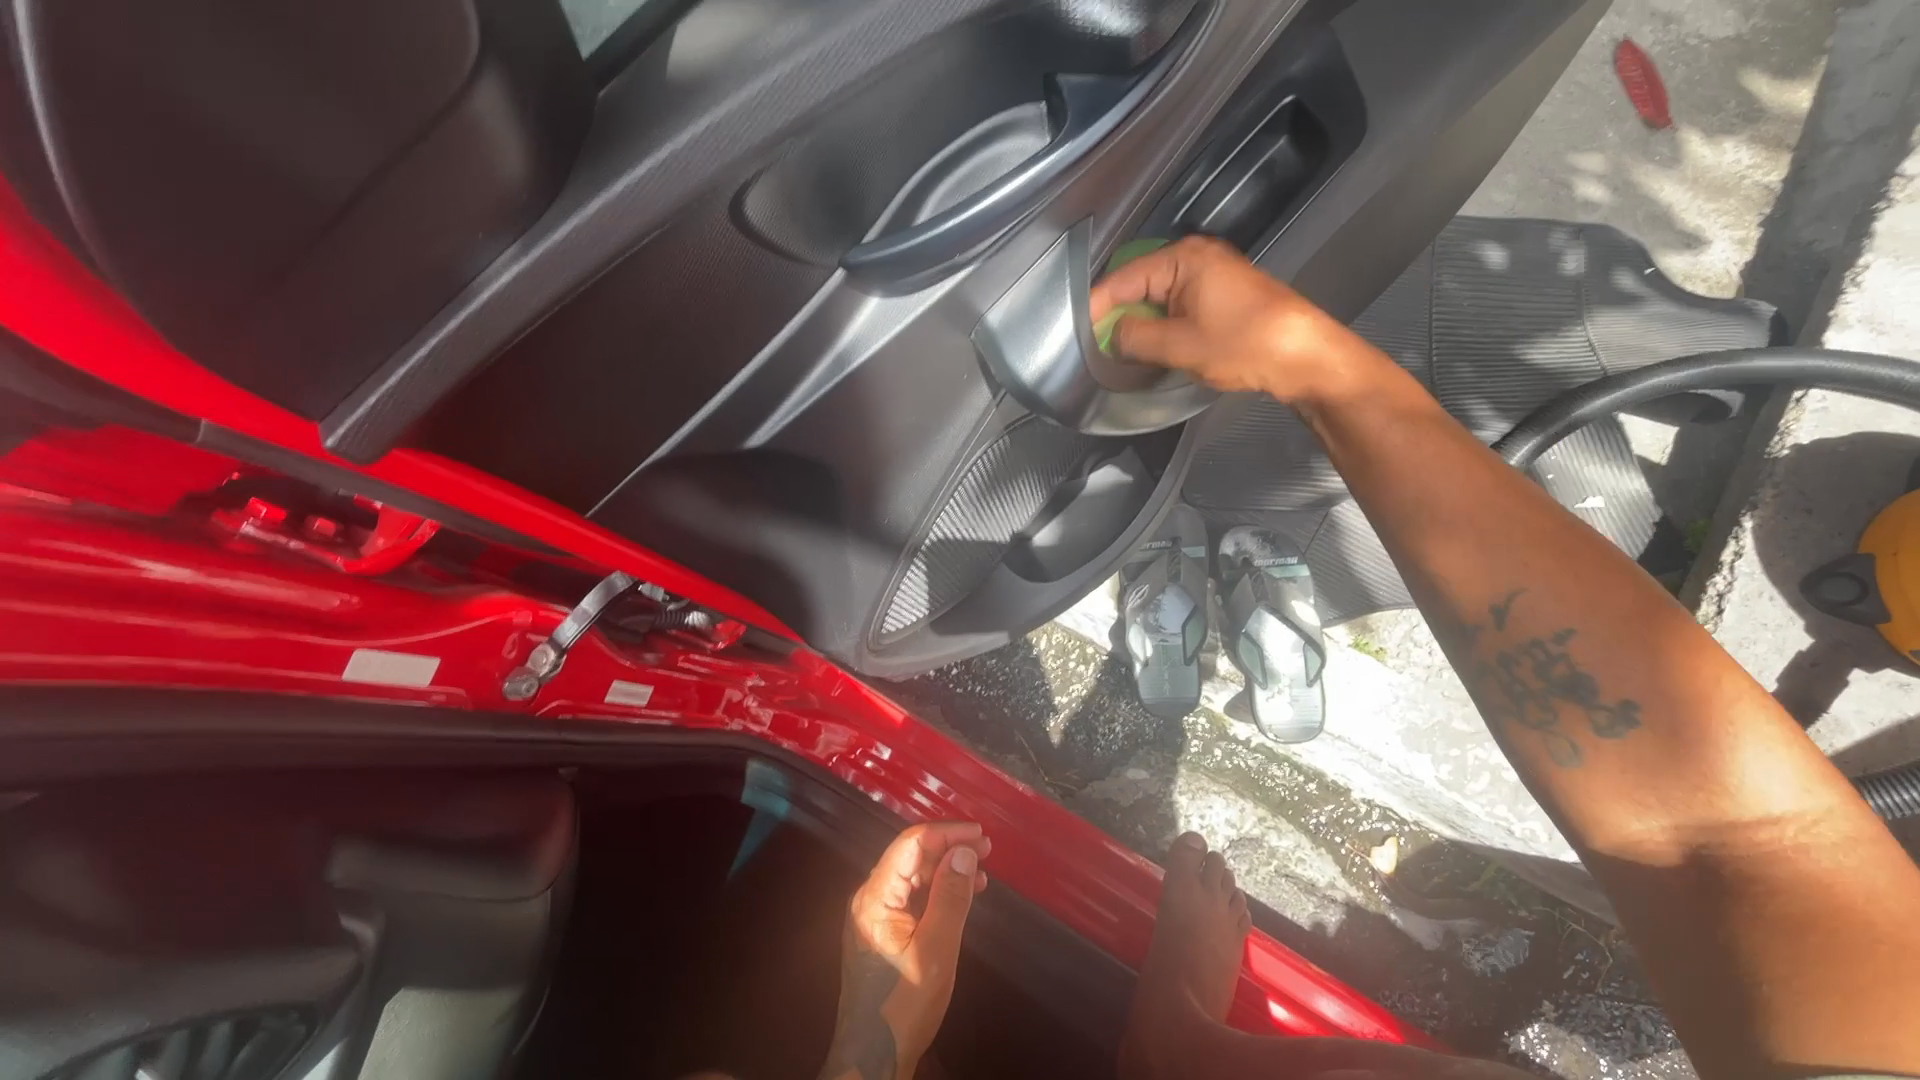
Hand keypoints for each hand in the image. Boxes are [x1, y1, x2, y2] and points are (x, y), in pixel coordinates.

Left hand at [820, 822, 990, 1079]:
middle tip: (987, 849)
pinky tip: (962, 895)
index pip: (911, 844)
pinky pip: (911, 897)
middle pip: (910, 856)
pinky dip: (938, 890)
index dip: (947, 833)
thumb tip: (964, 852)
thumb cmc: (903, 1006)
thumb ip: (950, 897)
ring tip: (981, 870)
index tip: (981, 835)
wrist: (872, 1058)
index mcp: (876, 896)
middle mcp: (870, 898)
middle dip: (949, 847)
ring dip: (946, 868)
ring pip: (912, 876)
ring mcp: (874, 916)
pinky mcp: (881, 933)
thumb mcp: (935, 950)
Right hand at [1088, 234, 1389, 407]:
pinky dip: (1161, 324)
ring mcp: (1210, 274)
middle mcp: (1195, 257)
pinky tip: (1155, 348)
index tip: (1078, 335)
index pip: (1122, 279)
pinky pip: (1176, 304)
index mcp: (1183, 258)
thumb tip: (1112, 335)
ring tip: (1122, 352)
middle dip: (1117, 315)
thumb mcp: (1179, 346)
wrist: (1305, 356)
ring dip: (1140, 323)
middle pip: (1138, 284)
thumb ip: (1135, 337)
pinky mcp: (1221, 294)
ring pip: (1157, 297)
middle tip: (1096, 347)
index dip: (1097, 308)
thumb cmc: (1245, 344)